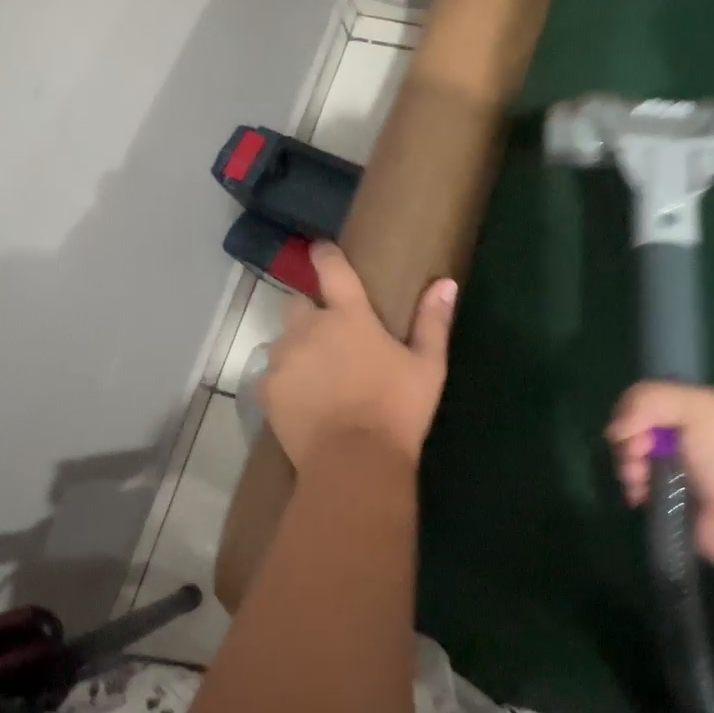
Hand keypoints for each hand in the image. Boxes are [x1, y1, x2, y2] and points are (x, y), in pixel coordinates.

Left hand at [261, 242, 457, 468]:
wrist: (353, 462)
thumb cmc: (397, 410)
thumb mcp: (428, 367)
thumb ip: (433, 322)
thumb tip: (446, 283)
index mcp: (349, 315)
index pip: (331, 268)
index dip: (324, 254)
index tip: (320, 249)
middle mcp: (310, 328)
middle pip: (298, 303)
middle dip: (309, 312)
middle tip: (329, 336)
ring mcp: (284, 358)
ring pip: (282, 340)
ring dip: (296, 348)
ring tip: (315, 375)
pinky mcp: (267, 390)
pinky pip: (271, 375)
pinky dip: (284, 381)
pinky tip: (301, 401)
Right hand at [606, 382, 713, 570]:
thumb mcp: (699, 410)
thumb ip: (651, 400)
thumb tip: (616, 428)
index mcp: (689, 408)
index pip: (642, 399)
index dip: (630, 412)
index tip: (634, 431)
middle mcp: (679, 434)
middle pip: (631, 428)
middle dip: (627, 443)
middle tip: (639, 458)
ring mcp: (672, 467)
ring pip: (630, 457)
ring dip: (627, 467)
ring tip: (639, 481)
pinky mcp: (667, 498)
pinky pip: (636, 486)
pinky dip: (632, 488)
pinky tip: (640, 497)